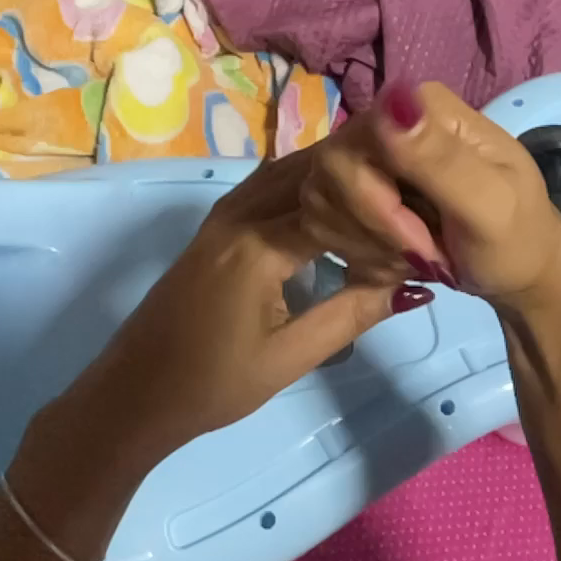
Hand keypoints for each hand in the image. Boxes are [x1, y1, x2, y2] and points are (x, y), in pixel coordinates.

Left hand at [56, 152, 435, 459]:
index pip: (340, 205)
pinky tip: (336, 195)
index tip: (427, 219)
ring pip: (290, 168)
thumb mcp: (291, 357)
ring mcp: (225, 211)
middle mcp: (241, 211)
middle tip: (415, 182)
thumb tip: (414, 282)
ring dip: (338, 168)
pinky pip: (272, 182)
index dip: (386, 208)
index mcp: (260, 244)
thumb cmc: (212, 384)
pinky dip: (309, 179)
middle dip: (366, 169)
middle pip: (315, 168)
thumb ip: (353, 313)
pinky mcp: (218, 221)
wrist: (133, 393)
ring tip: (386, 181)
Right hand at [296, 81, 560, 309]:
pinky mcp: (350, 186)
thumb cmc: (515, 236)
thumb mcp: (490, 203)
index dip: (376, 202)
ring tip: (419, 257)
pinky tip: (395, 260)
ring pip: (321, 200)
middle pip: (333, 172)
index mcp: (422, 107)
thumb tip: (394, 102)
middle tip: (426, 255)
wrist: (515, 268)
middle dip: (374, 230)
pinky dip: (358, 253)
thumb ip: (441, 158)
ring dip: (367, 246)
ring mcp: (364, 154)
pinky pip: (321, 220)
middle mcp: (385, 120)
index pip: (358, 142)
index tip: (419, 241)